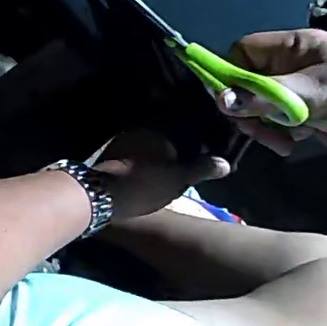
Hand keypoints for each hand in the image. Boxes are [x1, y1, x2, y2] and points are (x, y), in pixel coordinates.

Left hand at [91, 130, 230, 218]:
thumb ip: (202, 168)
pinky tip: (144, 178)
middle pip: (161, 140)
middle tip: (182, 170)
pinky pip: (130, 156)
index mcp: (156, 131)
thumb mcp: (179, 178)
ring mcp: (119, 142)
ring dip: (154, 159)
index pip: (180, 132)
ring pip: (144, 148)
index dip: (192, 147)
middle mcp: (137, 131)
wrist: (101, 194)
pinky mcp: (107, 155)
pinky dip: (139, 164)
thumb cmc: (145, 183)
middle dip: (172, 152)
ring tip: (164, 177)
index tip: (199, 160)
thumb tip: (225, 163)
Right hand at [214, 29, 326, 161]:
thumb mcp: (313, 95)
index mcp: (295, 45)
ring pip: (257, 104)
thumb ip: (265, 96)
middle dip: (248, 106)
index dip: (229, 72)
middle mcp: (292, 64)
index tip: (227, 99)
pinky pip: (274, 120)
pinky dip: (277, 134)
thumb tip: (221, 100)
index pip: (243, 50)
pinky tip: (293, 144)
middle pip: (246, 80)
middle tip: (256, 128)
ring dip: (262, 125)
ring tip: (281, 140)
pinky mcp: (305, 112)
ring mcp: (298, 89)